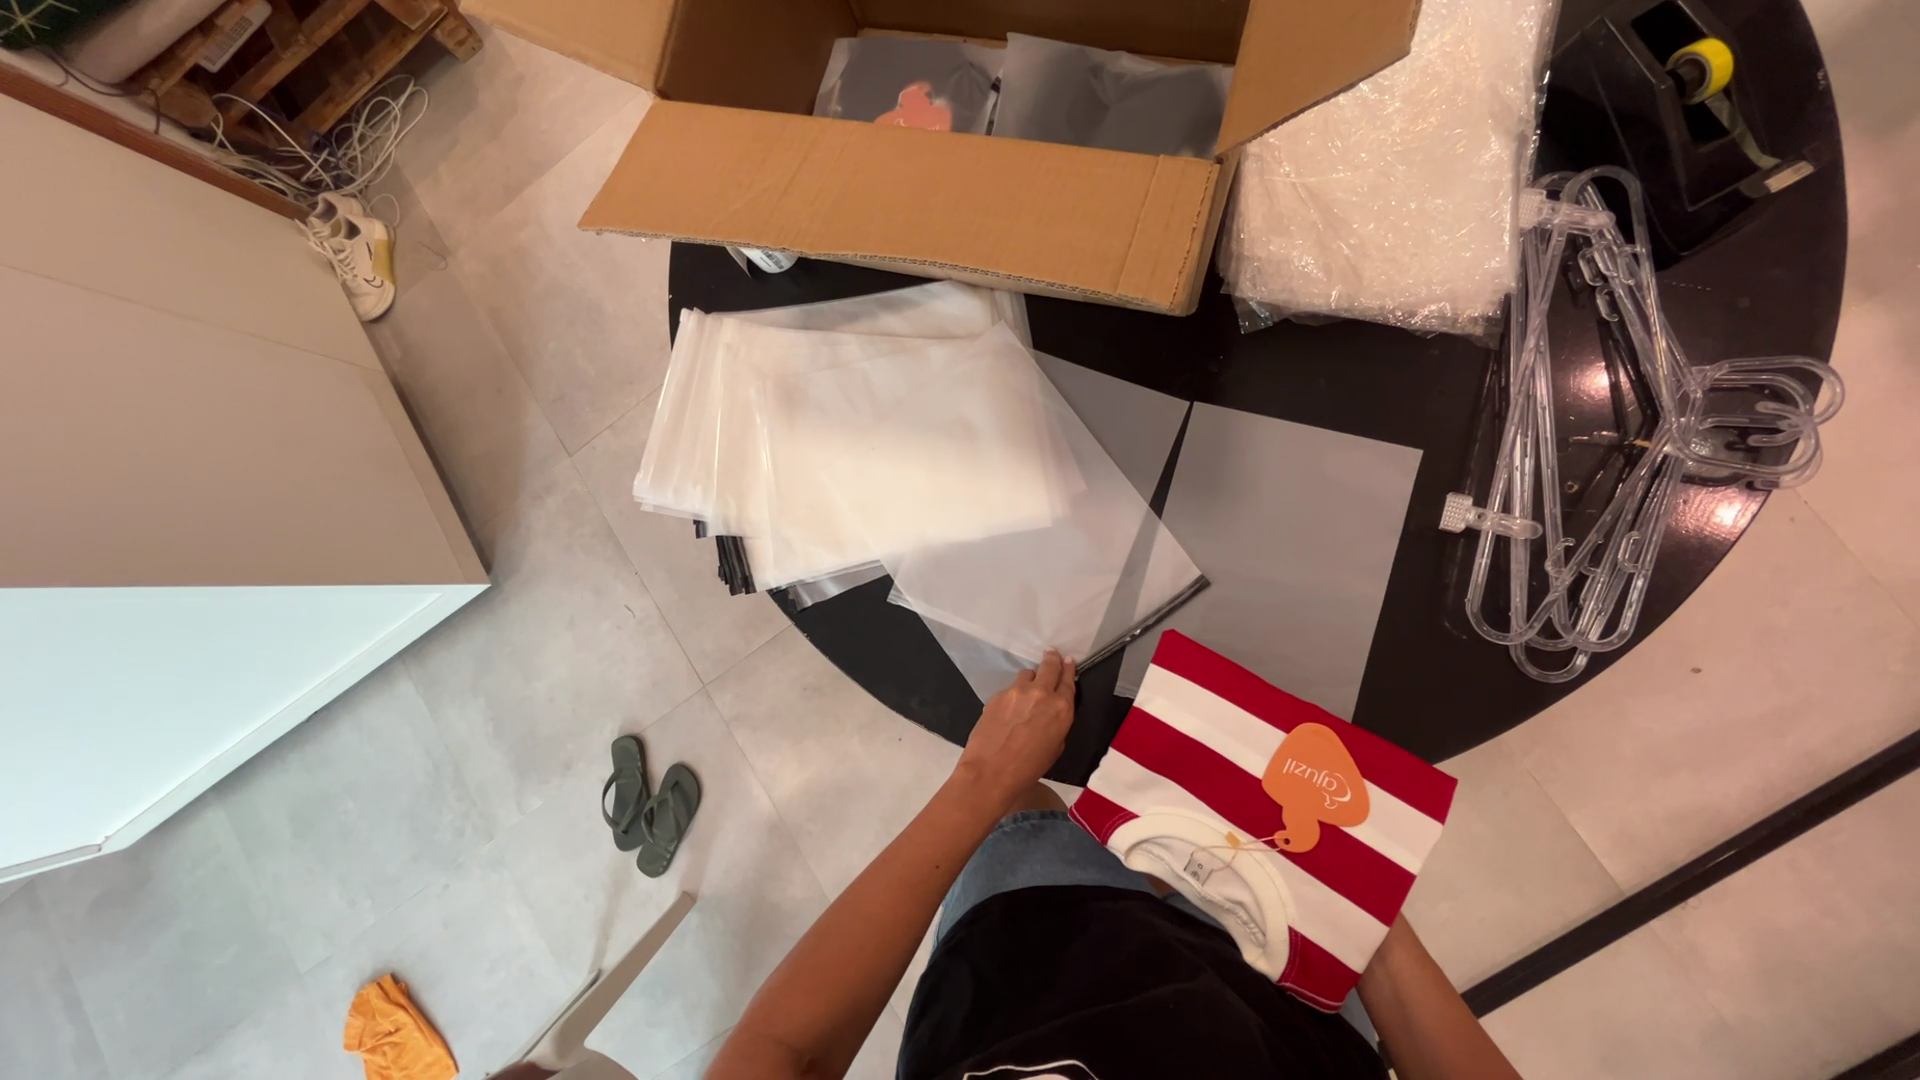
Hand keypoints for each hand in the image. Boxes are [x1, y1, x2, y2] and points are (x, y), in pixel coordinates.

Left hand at [955, 649, 1076, 812]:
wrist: (990, 771)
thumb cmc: (1029, 768)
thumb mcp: (1055, 747)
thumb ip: (1057, 723)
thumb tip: (1051, 713)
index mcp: (1061, 709)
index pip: (1068, 681)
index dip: (1069, 669)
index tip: (1068, 660)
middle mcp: (1041, 693)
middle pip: (1049, 667)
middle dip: (1051, 659)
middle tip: (1051, 653)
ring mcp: (1017, 691)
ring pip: (1027, 674)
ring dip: (1030, 678)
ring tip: (1028, 688)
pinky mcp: (997, 695)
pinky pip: (1009, 689)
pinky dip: (1012, 695)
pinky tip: (1008, 709)